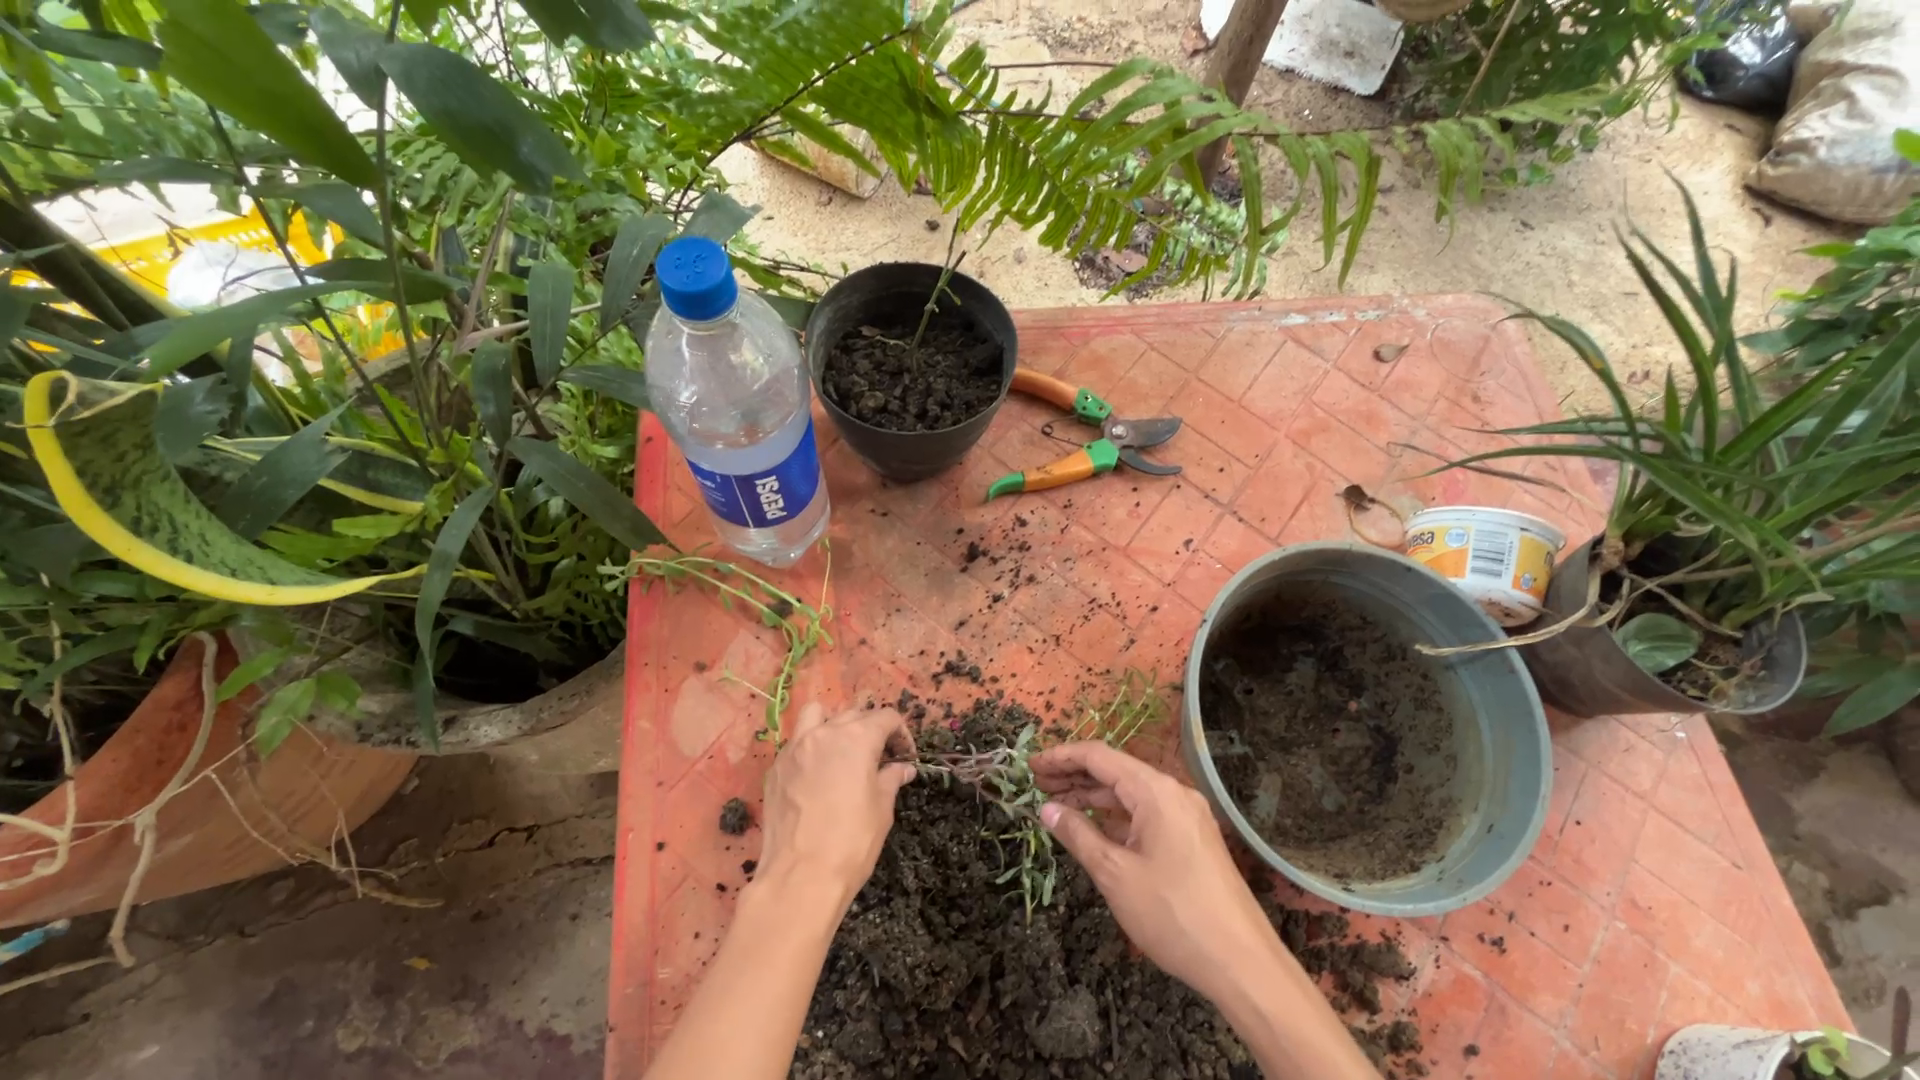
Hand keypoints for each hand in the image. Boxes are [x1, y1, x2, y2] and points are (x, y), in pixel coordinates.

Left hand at [756, 703, 916, 906]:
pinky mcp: (776, 768)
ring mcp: (794, 748)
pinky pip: (796, 742)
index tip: (905, 756)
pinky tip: (817, 774)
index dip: (901, 734)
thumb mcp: (881, 809)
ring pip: (816, 715)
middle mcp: (824, 733)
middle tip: (880, 758)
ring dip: (833, 724)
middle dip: (871, 730)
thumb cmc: (851, 842)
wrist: (800, 875)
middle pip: (853, 714)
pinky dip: (810, 747)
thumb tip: (902, 768)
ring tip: (842, 750)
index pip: (885, 717)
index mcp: (856, 738)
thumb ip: (891, 779)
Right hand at [1032, 741, 1278, 1003]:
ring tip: (1055, 805)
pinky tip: (1093, 828)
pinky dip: (1116, 817)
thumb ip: (1078, 835)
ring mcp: (1187, 816)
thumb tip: (1047, 809)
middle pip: (1116, 771)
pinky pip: (1146, 814)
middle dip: (1074, 775)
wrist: (1240, 961)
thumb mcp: (1115, 874)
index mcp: (1156, 792)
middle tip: (1035, 785)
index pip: (1100, 757)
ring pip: (1131, 794)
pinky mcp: (1192, 839)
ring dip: (1093, 797)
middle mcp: (1174, 794)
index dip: (1061, 757)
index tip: (1030, 765)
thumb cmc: (1172, 914)